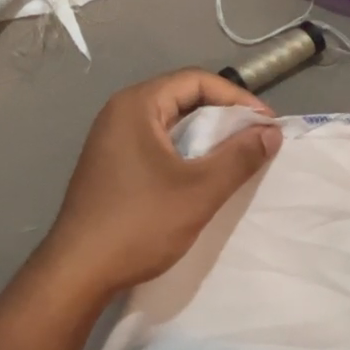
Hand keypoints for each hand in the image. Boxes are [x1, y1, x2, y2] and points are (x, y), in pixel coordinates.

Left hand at [37, 69, 281, 296]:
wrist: (78, 269)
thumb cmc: (139, 223)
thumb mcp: (198, 191)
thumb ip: (239, 157)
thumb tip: (270, 131)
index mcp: (136, 105)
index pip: (195, 80)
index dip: (236, 97)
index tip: (267, 124)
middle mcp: (119, 112)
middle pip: (180, 97)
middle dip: (222, 114)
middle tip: (256, 139)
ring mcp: (110, 138)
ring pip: (168, 122)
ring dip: (203, 135)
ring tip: (235, 157)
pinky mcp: (109, 162)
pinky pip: (154, 142)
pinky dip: (182, 151)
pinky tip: (200, 175)